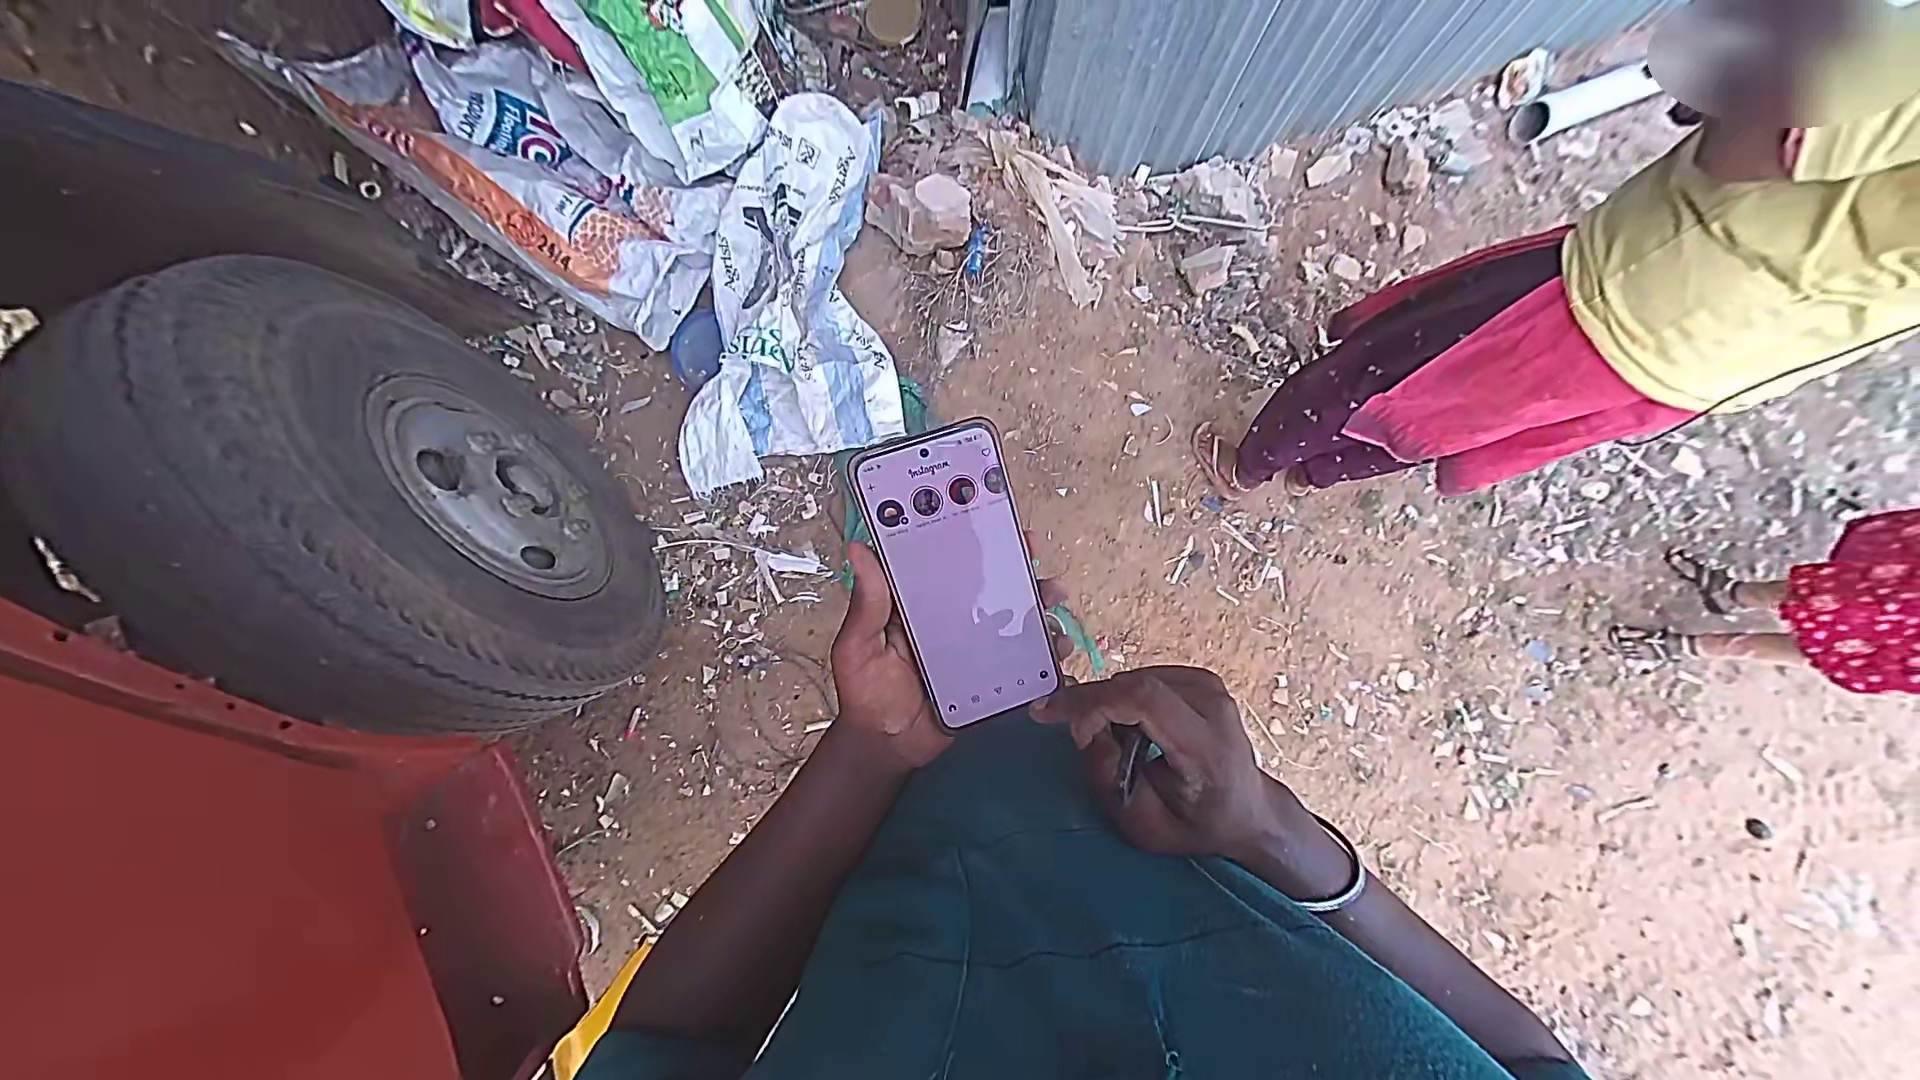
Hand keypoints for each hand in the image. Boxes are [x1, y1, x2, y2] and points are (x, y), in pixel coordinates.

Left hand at [828, 542, 1078, 772]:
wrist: (888, 747)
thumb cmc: (867, 692)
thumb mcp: (858, 646)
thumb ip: (866, 604)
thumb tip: (858, 549)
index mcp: (919, 603)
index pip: (946, 562)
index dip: (968, 538)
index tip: (991, 516)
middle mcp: (951, 618)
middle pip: (988, 584)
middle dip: (1014, 563)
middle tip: (1032, 548)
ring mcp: (974, 645)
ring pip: (1012, 615)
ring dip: (1036, 601)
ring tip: (1053, 594)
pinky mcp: (991, 674)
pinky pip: (1022, 657)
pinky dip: (1044, 649)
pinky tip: (1057, 645)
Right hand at [1032, 666, 1321, 869]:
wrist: (1247, 812)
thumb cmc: (1196, 825)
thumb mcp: (1146, 828)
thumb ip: (1108, 781)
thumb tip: (1087, 731)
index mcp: (1206, 746)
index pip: (1143, 699)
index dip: (1090, 700)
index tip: (1048, 713)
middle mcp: (1213, 706)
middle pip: (1131, 686)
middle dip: (1092, 708)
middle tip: (1086, 742)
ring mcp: (1210, 687)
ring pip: (1132, 680)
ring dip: (1109, 706)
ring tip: (1121, 743)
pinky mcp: (1201, 678)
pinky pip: (1143, 678)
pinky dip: (1125, 700)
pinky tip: (1137, 728)